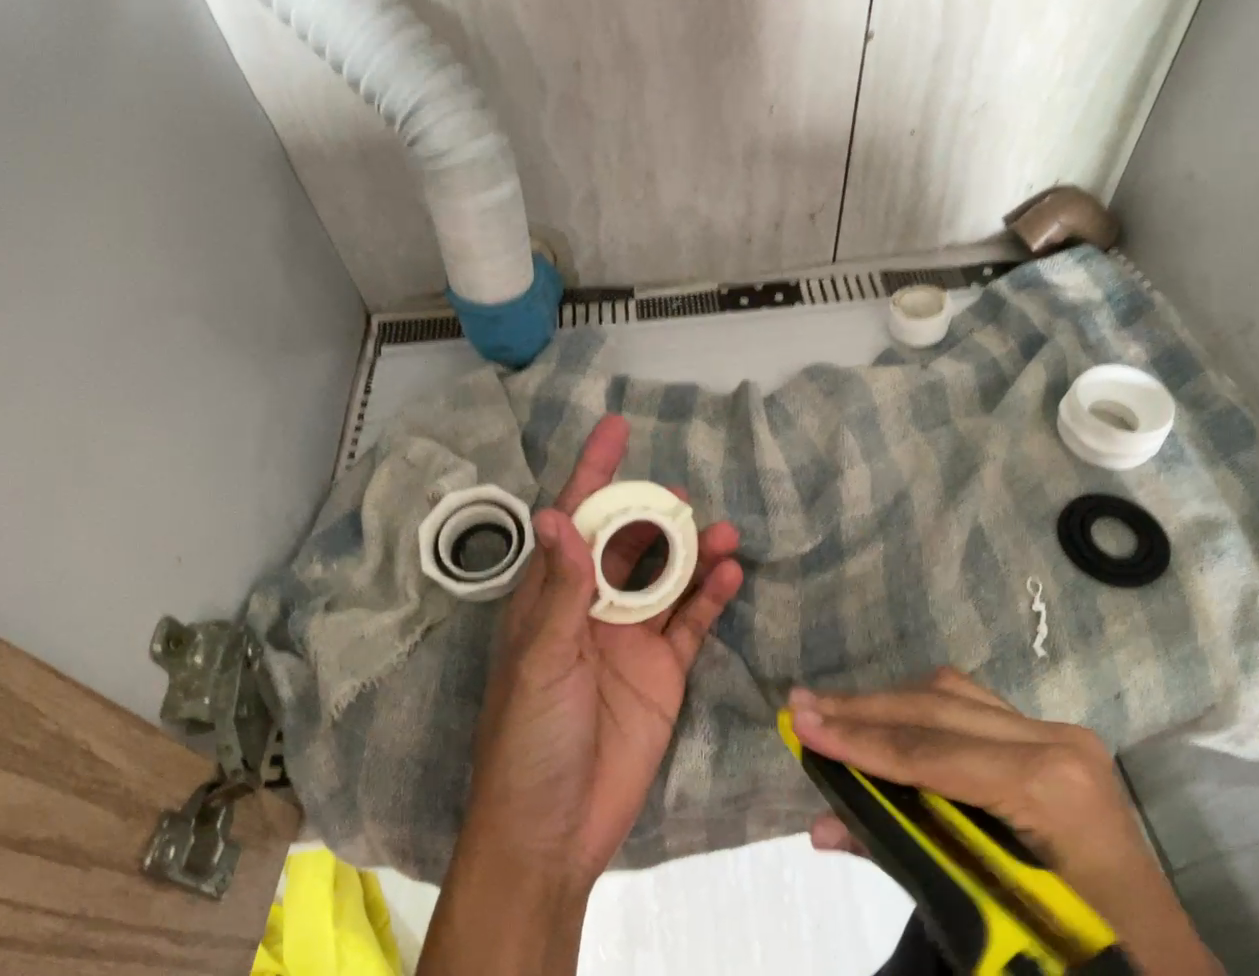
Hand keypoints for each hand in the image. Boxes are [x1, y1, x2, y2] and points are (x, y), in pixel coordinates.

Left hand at [463, 415, 743, 883]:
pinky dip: (709, 598)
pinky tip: (729, 575)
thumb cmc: (530, 741)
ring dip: (691, 553)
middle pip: (626, 545)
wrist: (555, 830)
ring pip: (665, 580)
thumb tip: (558, 516)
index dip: (592, 475)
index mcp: (547, 602)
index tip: (617, 429)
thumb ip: (560, 592)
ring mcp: (628, 641)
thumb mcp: (540, 662)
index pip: (573, 524)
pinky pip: (690, 624)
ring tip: (722, 531)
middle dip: (651, 514)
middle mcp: (588, 612)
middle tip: (680, 497)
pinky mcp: (662, 673)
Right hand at [790, 668, 1221, 975]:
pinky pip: (975, 709)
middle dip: (861, 709)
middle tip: (801, 703)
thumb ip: (904, 859)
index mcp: (1047, 786)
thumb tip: (820, 830)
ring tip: (831, 706)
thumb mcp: (986, 910)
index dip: (859, 739)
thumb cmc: (1073, 944)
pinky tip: (886, 716)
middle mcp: (1055, 742)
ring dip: (887, 701)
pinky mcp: (1056, 739)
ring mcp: (1060, 735)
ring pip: (954, 695)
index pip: (929, 754)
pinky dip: (921, 709)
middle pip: (936, 710)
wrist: (1157, 958)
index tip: (801, 722)